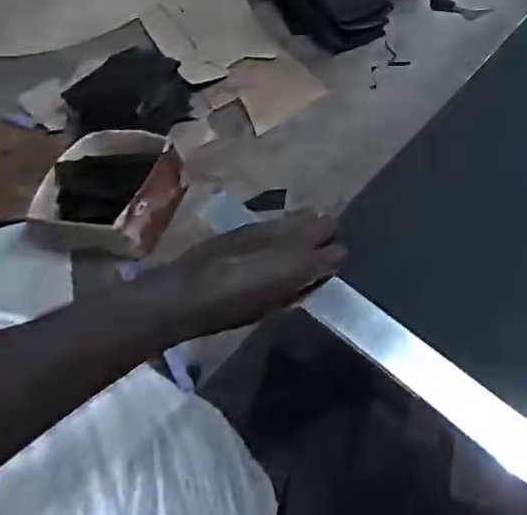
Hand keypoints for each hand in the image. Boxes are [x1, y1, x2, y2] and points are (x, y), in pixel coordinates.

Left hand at [153, 212, 345, 337]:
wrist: (186, 292)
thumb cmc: (231, 311)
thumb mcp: (273, 307)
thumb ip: (298, 289)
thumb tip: (313, 278)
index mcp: (303, 263)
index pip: (340, 252)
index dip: (333, 263)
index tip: (324, 274)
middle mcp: (295, 236)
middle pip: (330, 223)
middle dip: (325, 237)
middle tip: (311, 257)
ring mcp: (275, 223)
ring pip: (308, 215)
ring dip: (305, 229)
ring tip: (290, 249)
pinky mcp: (254, 220)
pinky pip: (282, 219)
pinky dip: (283, 230)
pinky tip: (266, 247)